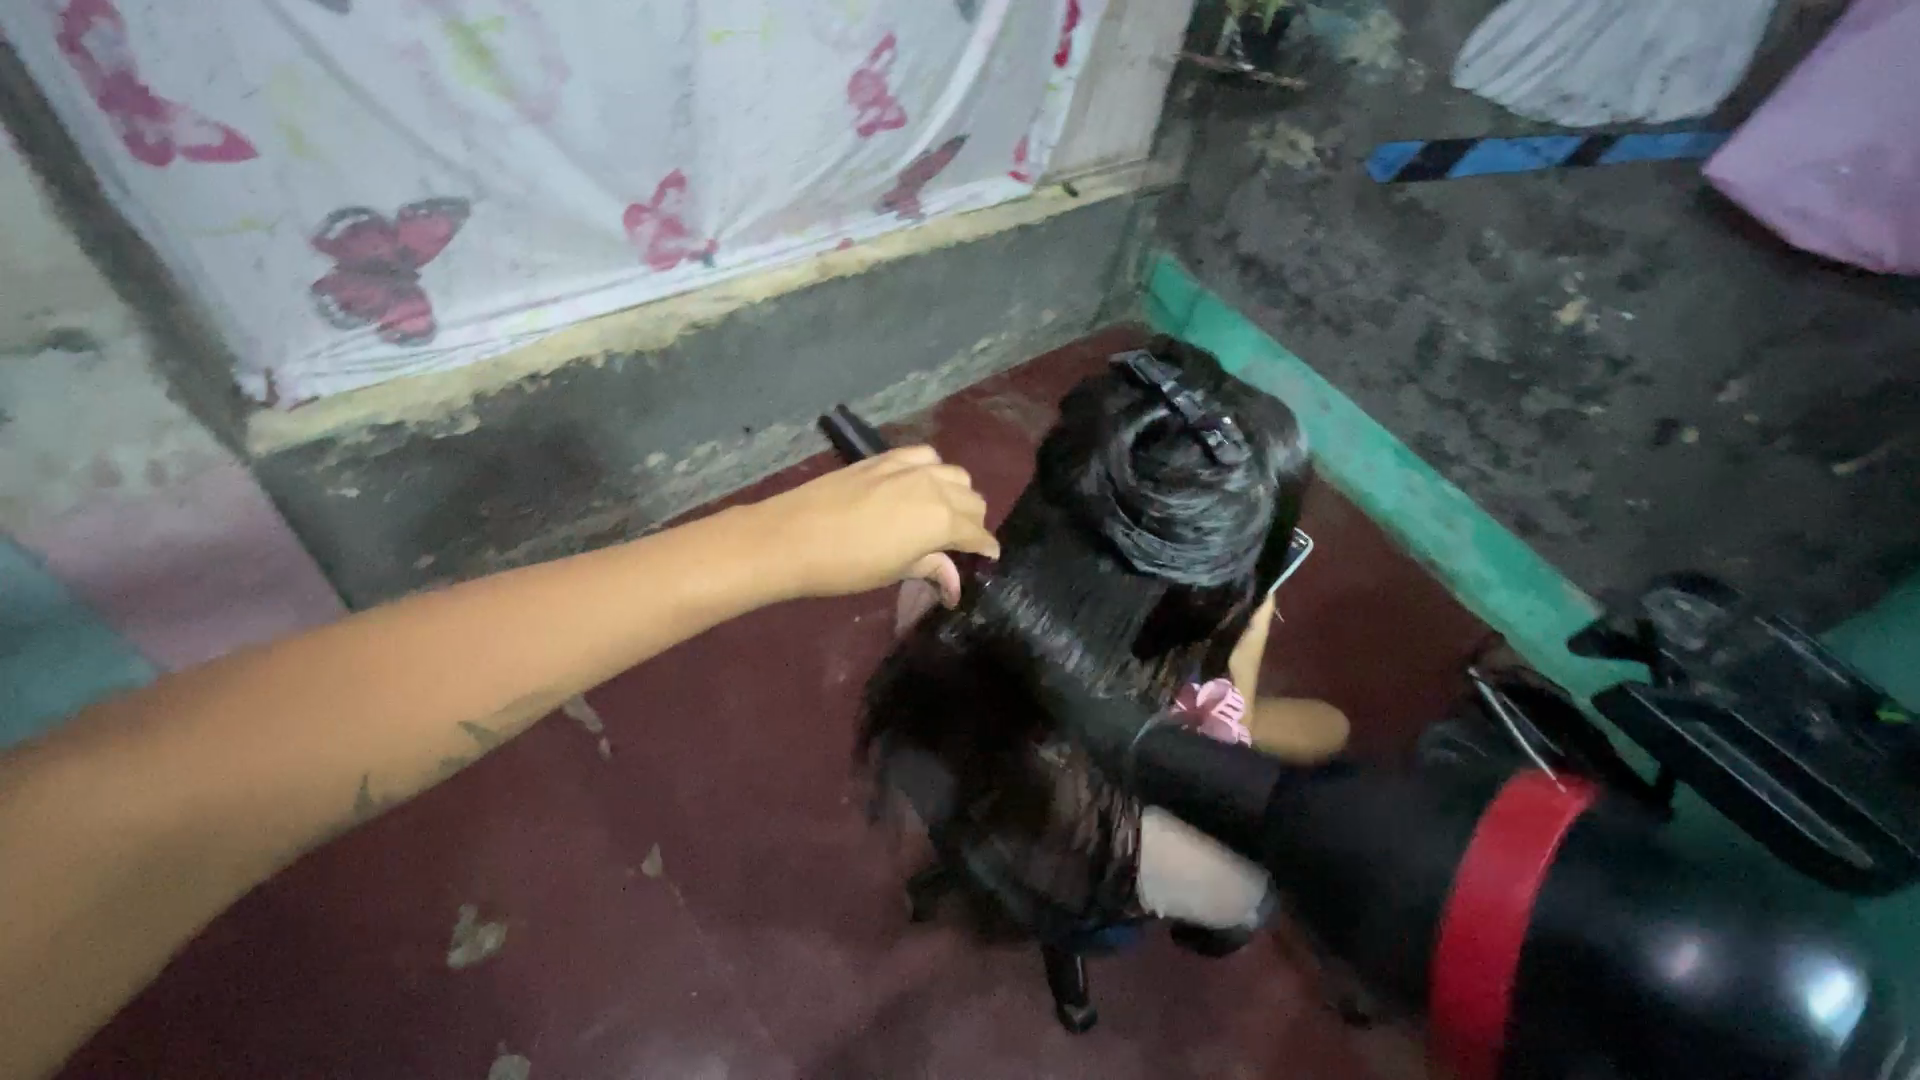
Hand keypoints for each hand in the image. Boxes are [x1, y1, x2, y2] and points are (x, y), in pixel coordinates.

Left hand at [748, 445, 998, 603]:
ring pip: (954, 473)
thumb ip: (932, 568)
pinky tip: (920, 483)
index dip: (986, 548)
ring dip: (958, 493)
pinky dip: (932, 469)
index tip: (987, 559)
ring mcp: (910, 467)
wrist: (793, 536)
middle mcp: (935, 486)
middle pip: (972, 499)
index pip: (978, 533)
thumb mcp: (895, 572)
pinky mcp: (886, 458)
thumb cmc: (848, 566)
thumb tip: (955, 584)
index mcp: (943, 520)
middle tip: (960, 543)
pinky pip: (925, 456)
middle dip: (974, 522)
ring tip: (943, 512)